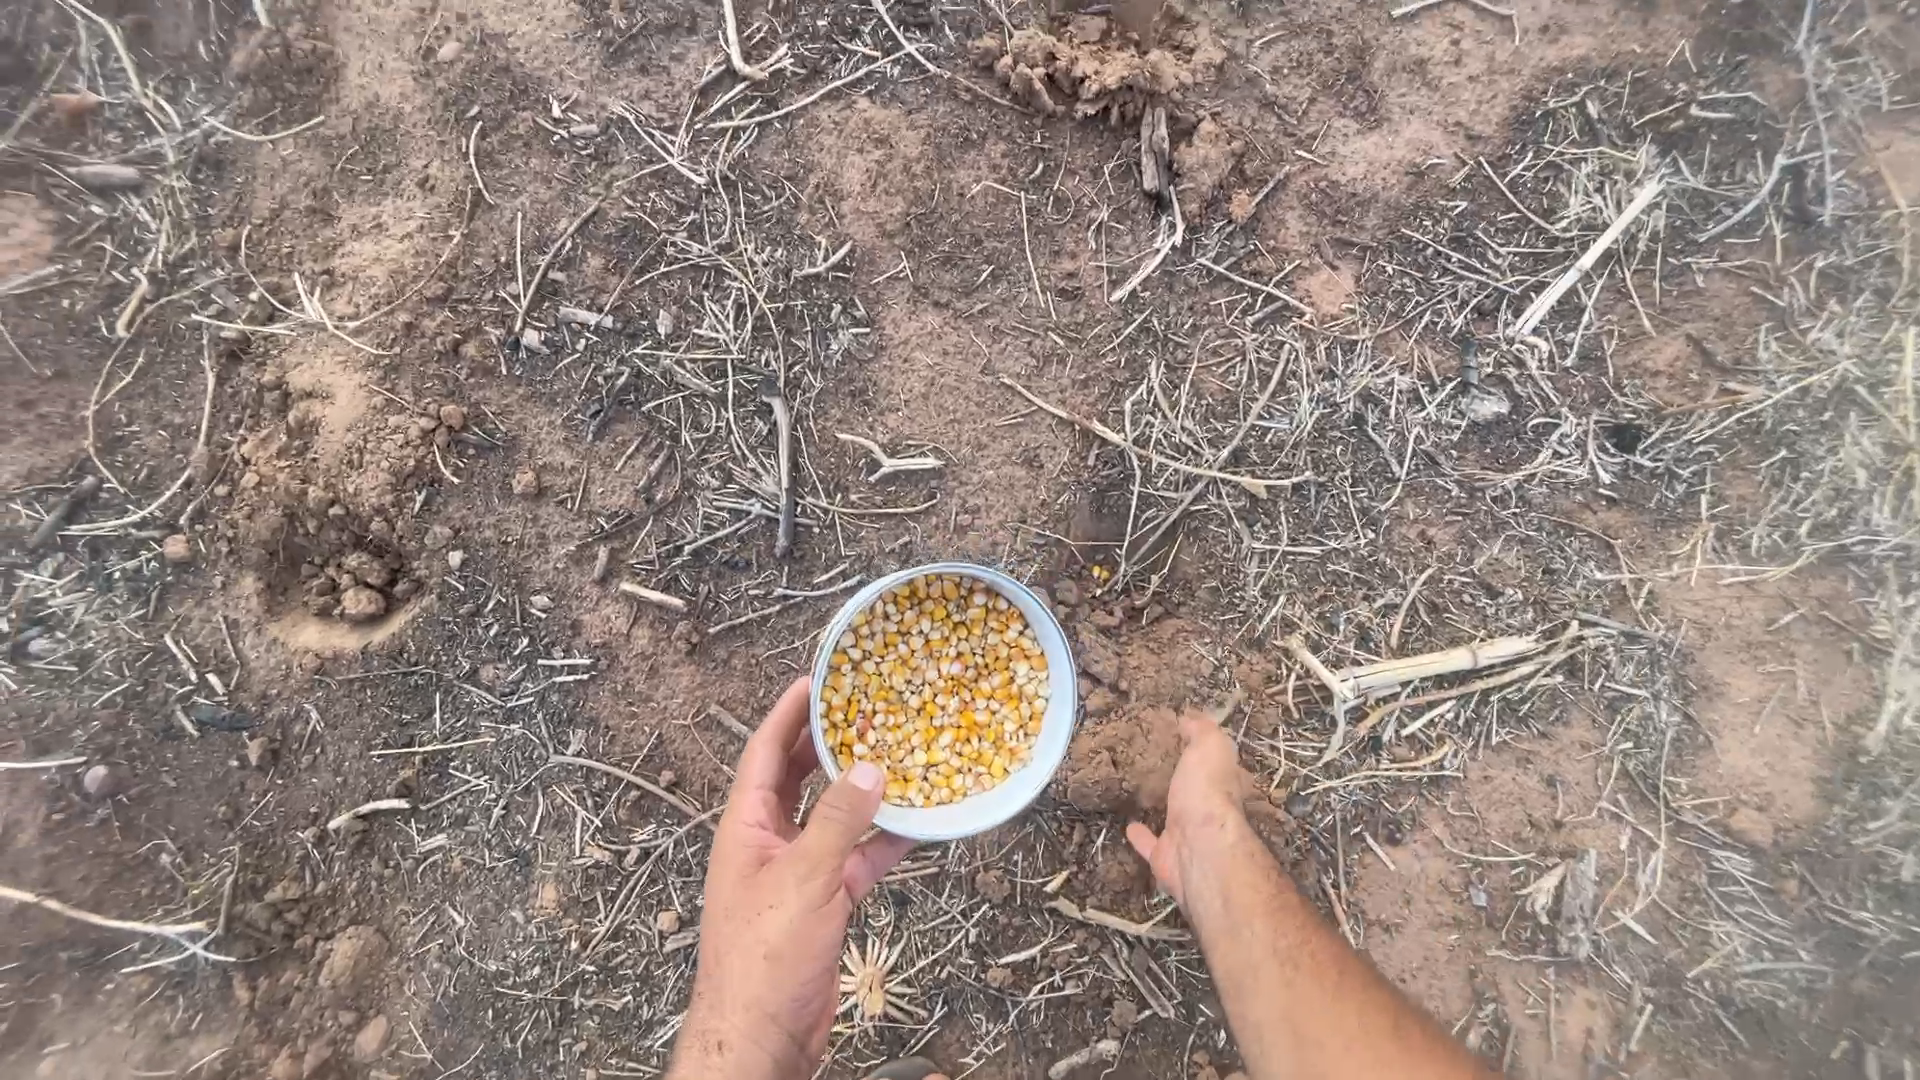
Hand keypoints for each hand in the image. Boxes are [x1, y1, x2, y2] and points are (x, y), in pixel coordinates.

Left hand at [670, 677, 915, 1079]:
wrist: (763, 1039)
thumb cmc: (761, 960)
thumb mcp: (803, 878)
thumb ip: (839, 821)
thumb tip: (871, 771)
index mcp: (746, 826)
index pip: (766, 752)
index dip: (789, 714)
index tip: (816, 681)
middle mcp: (770, 841)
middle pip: (800, 777)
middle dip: (828, 744)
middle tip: (863, 710)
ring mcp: (798, 870)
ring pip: (834, 816)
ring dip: (862, 792)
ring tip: (895, 757)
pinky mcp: (824, 899)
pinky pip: (857, 857)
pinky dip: (882, 841)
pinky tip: (914, 826)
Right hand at [1125, 712, 1254, 907]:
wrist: (1197, 847)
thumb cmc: (1207, 791)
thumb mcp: (1210, 746)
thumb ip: (1201, 730)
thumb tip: (1190, 717)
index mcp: (1226, 785)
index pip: (1221, 765)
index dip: (1208, 752)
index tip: (1187, 739)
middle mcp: (1211, 813)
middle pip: (1199, 792)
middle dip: (1186, 781)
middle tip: (1162, 764)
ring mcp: (1190, 838)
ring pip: (1175, 818)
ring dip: (1163, 807)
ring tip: (1144, 790)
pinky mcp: (1166, 857)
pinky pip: (1150, 844)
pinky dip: (1140, 835)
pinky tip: (1128, 824)